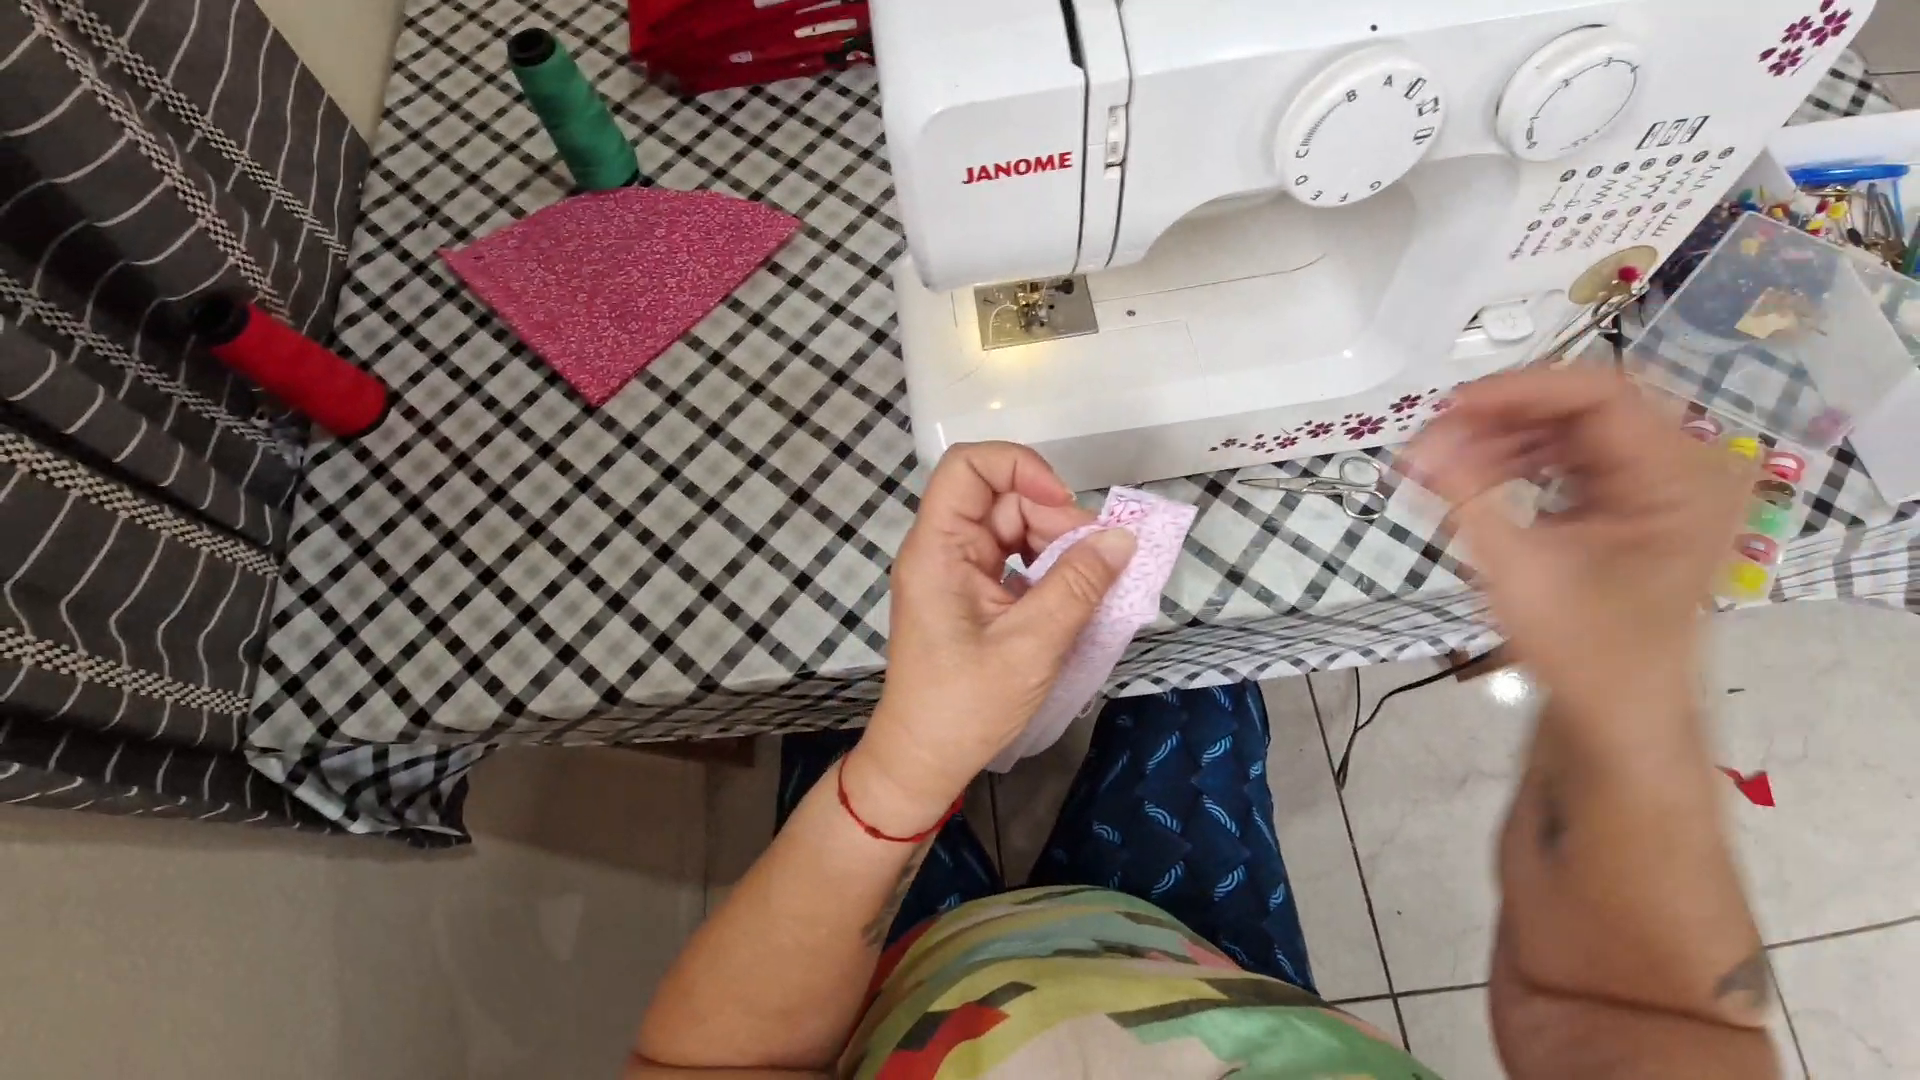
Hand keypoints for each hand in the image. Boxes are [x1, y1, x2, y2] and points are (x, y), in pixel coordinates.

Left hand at [844, 443, 1136, 835]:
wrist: (925, 758)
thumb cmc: (966, 705)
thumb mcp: (1032, 644)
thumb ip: (1078, 586)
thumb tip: (1123, 538)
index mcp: (937, 549)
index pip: (968, 466)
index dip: (1020, 468)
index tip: (1064, 506)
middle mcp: (941, 549)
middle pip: (1001, 497)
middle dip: (1053, 518)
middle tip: (1095, 562)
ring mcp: (955, 571)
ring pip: (1012, 528)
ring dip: (1056, 545)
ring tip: (1089, 582)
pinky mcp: (970, 594)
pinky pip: (1013, 559)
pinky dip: (1047, 569)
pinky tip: (1070, 596)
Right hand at [1406, 369, 1752, 715]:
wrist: (1620, 710)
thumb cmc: (1583, 649)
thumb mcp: (1517, 570)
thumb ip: (1465, 499)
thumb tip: (1413, 447)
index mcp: (1680, 477)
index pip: (1599, 395)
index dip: (1517, 391)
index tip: (1446, 408)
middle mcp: (1681, 468)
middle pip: (1582, 408)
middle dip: (1502, 418)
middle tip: (1435, 437)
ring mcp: (1657, 484)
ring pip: (1570, 430)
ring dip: (1502, 440)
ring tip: (1443, 462)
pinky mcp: (1630, 502)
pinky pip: (1569, 460)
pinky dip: (1517, 463)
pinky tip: (1472, 480)